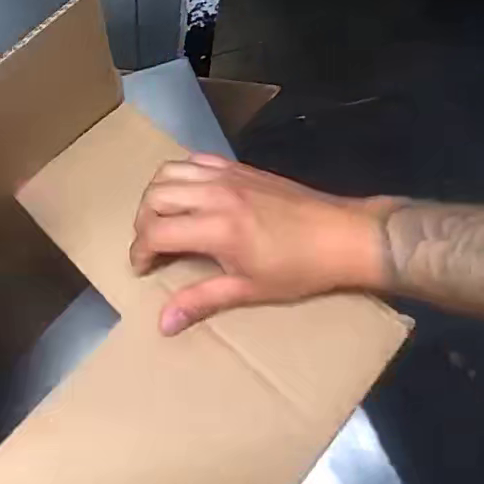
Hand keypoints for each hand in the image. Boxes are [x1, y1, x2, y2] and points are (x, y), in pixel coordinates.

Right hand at [130, 153, 388, 333]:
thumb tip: (163, 323)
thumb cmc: (299, 269)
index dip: (139, 251)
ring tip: (163, 217)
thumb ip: (201, 300)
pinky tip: (188, 194)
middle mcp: (215, 194)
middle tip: (151, 245)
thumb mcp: (249, 289)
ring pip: (169, 171)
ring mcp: (227, 175)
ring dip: (156, 194)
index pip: (156, 231)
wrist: (343, 234)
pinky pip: (195, 159)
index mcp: (217, 228)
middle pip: (155, 196)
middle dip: (142, 222)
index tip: (143, 267)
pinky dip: (180, 174)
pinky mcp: (239, 166)